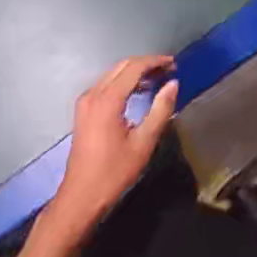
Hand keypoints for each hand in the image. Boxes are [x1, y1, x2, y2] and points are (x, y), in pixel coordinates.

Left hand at [47, 55, 178, 238]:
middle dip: (146, 64)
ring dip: (135, 72)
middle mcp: (93, 95)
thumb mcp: (144, 142)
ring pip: (113, 74)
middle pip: (121, 66)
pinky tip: (139, 92)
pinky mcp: (84, 110)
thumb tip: (173, 84)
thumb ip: (161, 110)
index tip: (175, 64)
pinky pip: (106, 85)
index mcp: (107, 100)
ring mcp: (85, 102)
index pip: (133, 68)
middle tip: (169, 70)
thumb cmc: (115, 171)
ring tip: (159, 79)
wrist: (82, 194)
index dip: (155, 62)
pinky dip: (124, 82)